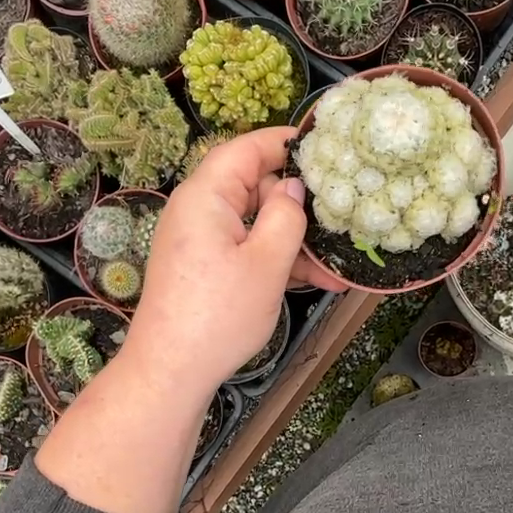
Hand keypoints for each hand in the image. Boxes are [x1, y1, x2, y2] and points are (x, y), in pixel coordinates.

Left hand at [120, 127, 312, 398]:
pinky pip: (246, 251)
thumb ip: (286, 218)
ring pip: (256, 225)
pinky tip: (318, 281)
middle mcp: (199, 211)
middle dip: (298, 205)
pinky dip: (277, 262)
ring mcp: (201, 241)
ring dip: (295, 242)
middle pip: (255, 188)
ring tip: (339, 263)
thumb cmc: (219, 314)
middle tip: (340, 216)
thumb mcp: (266, 264)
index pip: (246, 149)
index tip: (324, 144)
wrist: (172, 370)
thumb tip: (294, 188)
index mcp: (207, 196)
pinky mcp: (206, 269)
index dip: (284, 143)